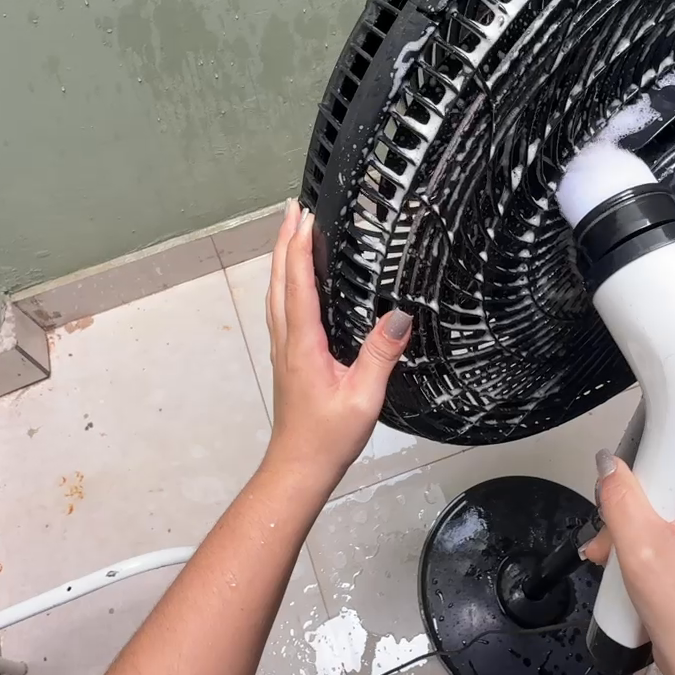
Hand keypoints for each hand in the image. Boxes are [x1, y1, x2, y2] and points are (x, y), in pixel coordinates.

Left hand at [263, 203, 411, 487]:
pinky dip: (284, 279)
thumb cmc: (329, 436)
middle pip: (279, 279)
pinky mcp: (286, 356)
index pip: (298, 283)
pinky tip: (293, 279)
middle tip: (293, 207)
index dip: (299, 246)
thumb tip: (400, 313)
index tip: (304, 214)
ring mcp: (283, 347)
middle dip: (284, 240)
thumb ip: (380, 354)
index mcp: (303, 342)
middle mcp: (286, 338)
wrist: (298, 467)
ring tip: (290, 231)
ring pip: (275, 291)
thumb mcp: (363, 397)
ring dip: (281, 257)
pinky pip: (280, 306)